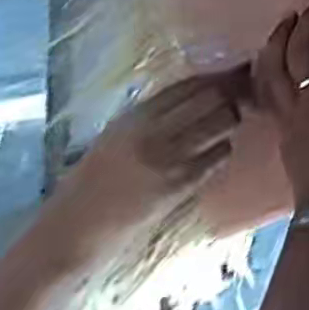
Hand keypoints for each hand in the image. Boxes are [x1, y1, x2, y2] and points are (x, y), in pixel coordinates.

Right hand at [46, 69, 242, 257]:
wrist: (67, 238)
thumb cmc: (89, 185)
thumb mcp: (115, 136)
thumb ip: (152, 113)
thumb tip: (200, 89)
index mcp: (135, 118)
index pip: (191, 83)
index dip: (219, 75)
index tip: (236, 72)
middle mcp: (153, 133)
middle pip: (214, 96)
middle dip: (233, 92)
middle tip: (242, 95)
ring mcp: (170, 159)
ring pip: (224, 120)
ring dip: (232, 119)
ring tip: (226, 124)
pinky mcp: (181, 185)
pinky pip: (220, 153)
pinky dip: (224, 147)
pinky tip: (215, 152)